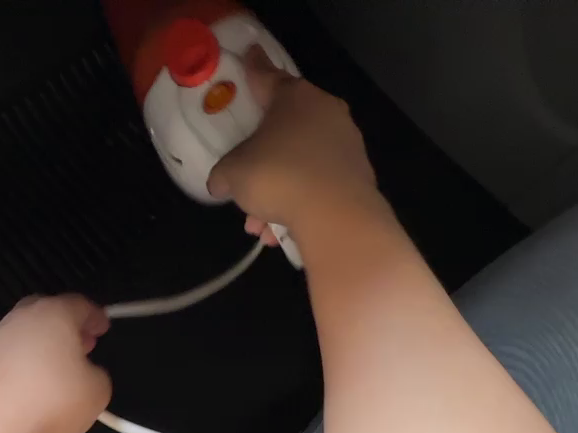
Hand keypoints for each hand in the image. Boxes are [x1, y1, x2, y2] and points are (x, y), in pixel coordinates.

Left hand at [0, 295, 111, 432]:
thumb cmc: (50, 404)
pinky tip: (40, 414)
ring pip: (28, 348)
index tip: (102, 327)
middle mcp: (20, 322)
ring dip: (46, 364)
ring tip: (63, 398)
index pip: (80, 305)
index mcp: (53, 315)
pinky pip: (11, 372)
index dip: (95, 317)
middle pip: (47, 317)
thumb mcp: (98, 392)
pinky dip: (27, 385)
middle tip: (82, 351)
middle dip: (67, 333)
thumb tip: (86, 375)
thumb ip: (97, 375)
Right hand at [206, 48, 385, 246]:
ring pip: (298, 164)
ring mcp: (344, 141)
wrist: (334, 212)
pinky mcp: (355, 173)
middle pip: (284, 130)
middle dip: (261, 160)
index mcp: (293, 98)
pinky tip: (280, 231)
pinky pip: (315, 185)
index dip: (253, 69)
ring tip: (260, 225)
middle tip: (244, 184)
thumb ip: (222, 174)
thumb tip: (221, 182)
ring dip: (276, 193)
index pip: (266, 77)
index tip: (250, 55)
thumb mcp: (232, 174)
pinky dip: (296, 204)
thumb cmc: (277, 176)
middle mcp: (323, 112)